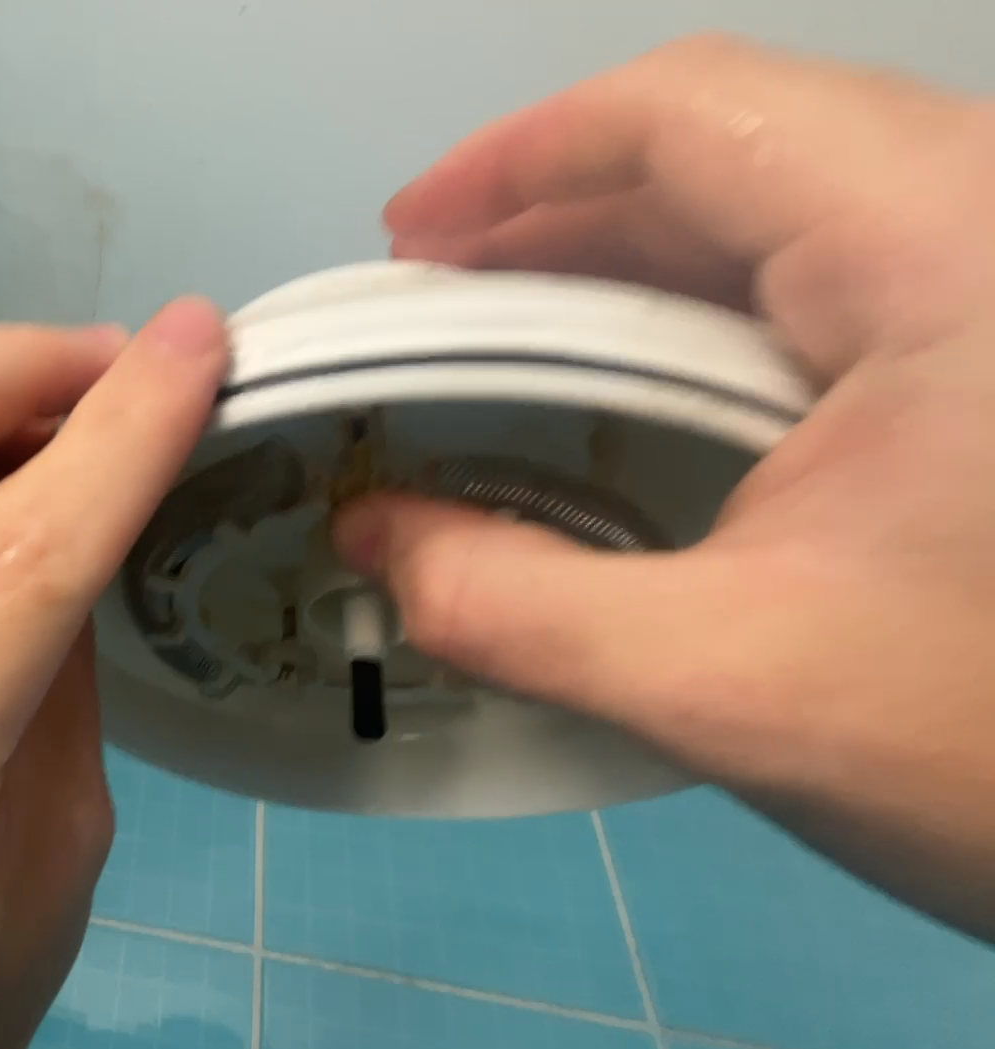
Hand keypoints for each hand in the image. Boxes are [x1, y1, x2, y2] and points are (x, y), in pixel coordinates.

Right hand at [342, 34, 994, 939]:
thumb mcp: (730, 683)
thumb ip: (507, 605)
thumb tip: (365, 535)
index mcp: (957, 251)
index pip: (692, 115)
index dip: (516, 156)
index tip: (402, 237)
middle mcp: (994, 228)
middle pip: (714, 157)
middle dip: (534, 223)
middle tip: (416, 309)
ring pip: (754, 223)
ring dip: (591, 277)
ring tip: (481, 349)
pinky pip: (794, 292)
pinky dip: (662, 328)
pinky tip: (599, 399)